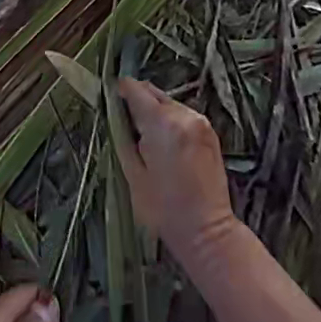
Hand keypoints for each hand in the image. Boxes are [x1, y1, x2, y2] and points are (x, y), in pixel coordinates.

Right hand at [114, 78, 237, 256]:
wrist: (207, 232)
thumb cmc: (164, 209)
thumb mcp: (133, 173)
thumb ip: (123, 137)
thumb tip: (115, 114)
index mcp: (162, 123)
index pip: (135, 89)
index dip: (120, 91)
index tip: (110, 99)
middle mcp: (184, 115)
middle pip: (153, 92)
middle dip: (138, 101)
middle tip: (126, 124)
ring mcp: (200, 122)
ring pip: (168, 103)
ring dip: (155, 112)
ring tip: (147, 140)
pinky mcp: (210, 132)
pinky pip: (183, 115)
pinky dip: (171, 121)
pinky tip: (166, 145)